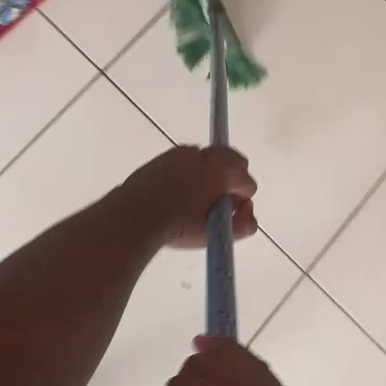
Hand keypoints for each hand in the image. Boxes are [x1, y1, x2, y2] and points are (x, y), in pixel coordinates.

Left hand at [112, 146, 257, 248]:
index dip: (242, 201)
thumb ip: (243, 226)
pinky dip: (189, 171)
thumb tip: (248, 215)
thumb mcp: (216, 232)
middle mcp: (207, 155)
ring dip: (210, 174)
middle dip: (232, 179)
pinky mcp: (165, 156)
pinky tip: (179, 191)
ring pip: (209, 157)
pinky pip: (186, 160)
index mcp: (225, 170)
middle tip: (219, 202)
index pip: (247, 183)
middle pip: (233, 160)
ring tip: (198, 198)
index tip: (229, 214)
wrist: (137, 214)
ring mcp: (184, 153)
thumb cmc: (181, 224)